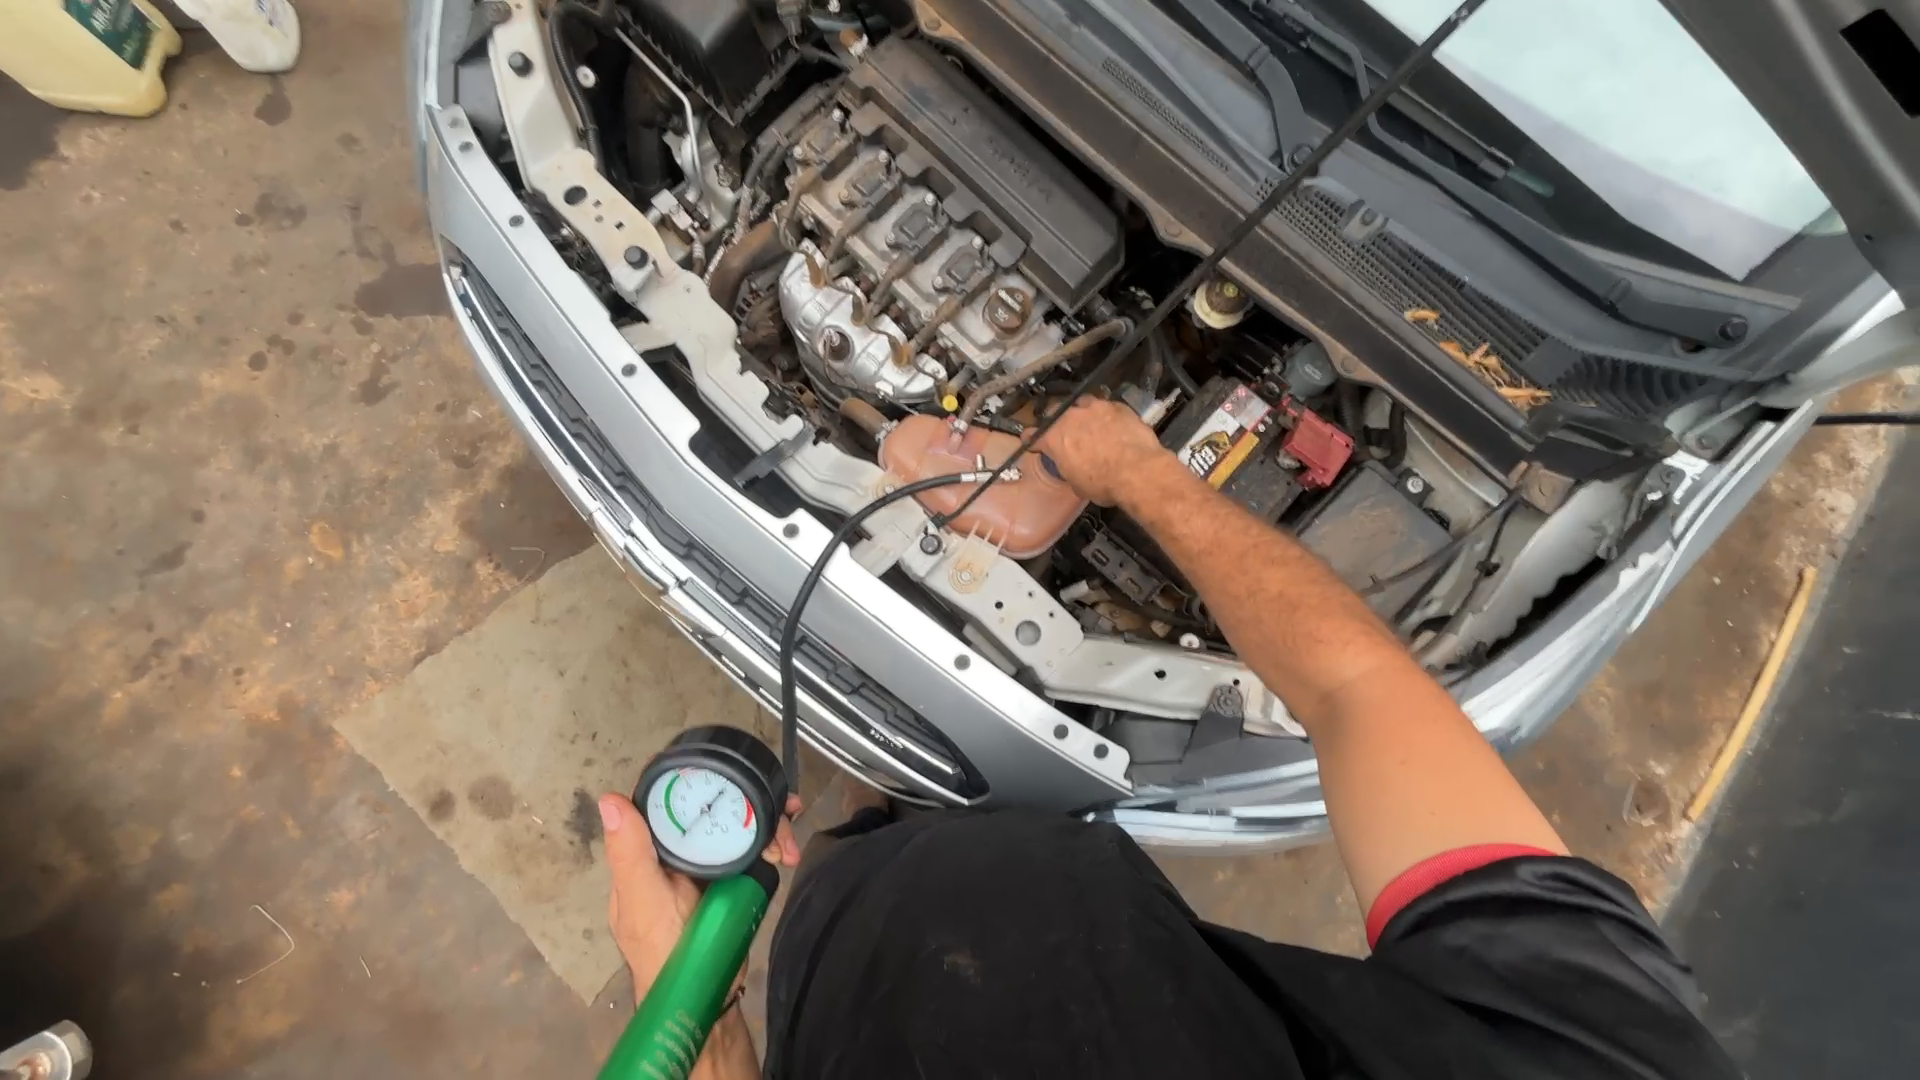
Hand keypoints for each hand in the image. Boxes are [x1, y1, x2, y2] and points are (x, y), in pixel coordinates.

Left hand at [600, 792, 801, 1001]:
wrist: (708, 1000)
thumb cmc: (665, 952)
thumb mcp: (644, 902)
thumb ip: (630, 854)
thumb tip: (609, 799)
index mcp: (651, 853)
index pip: (671, 802)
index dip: (696, 780)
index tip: (726, 769)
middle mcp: (680, 853)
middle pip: (715, 809)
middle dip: (750, 804)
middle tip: (784, 810)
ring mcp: (710, 865)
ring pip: (740, 825)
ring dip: (770, 826)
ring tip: (788, 846)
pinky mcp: (736, 878)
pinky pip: (756, 847)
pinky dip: (775, 844)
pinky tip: (788, 853)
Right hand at [1034, 397, 1177, 506]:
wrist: (1137, 471)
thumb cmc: (1103, 483)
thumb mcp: (1077, 484)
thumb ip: (1069, 469)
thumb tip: (1074, 468)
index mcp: (1054, 438)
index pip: (1033, 435)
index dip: (1032, 440)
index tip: (1032, 442)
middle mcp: (1070, 417)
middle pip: (1055, 412)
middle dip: (1057, 421)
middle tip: (1065, 433)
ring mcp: (1095, 408)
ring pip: (1082, 403)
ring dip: (1083, 414)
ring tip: (1090, 425)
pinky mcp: (1118, 406)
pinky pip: (1107, 407)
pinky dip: (1107, 415)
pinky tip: (1114, 426)